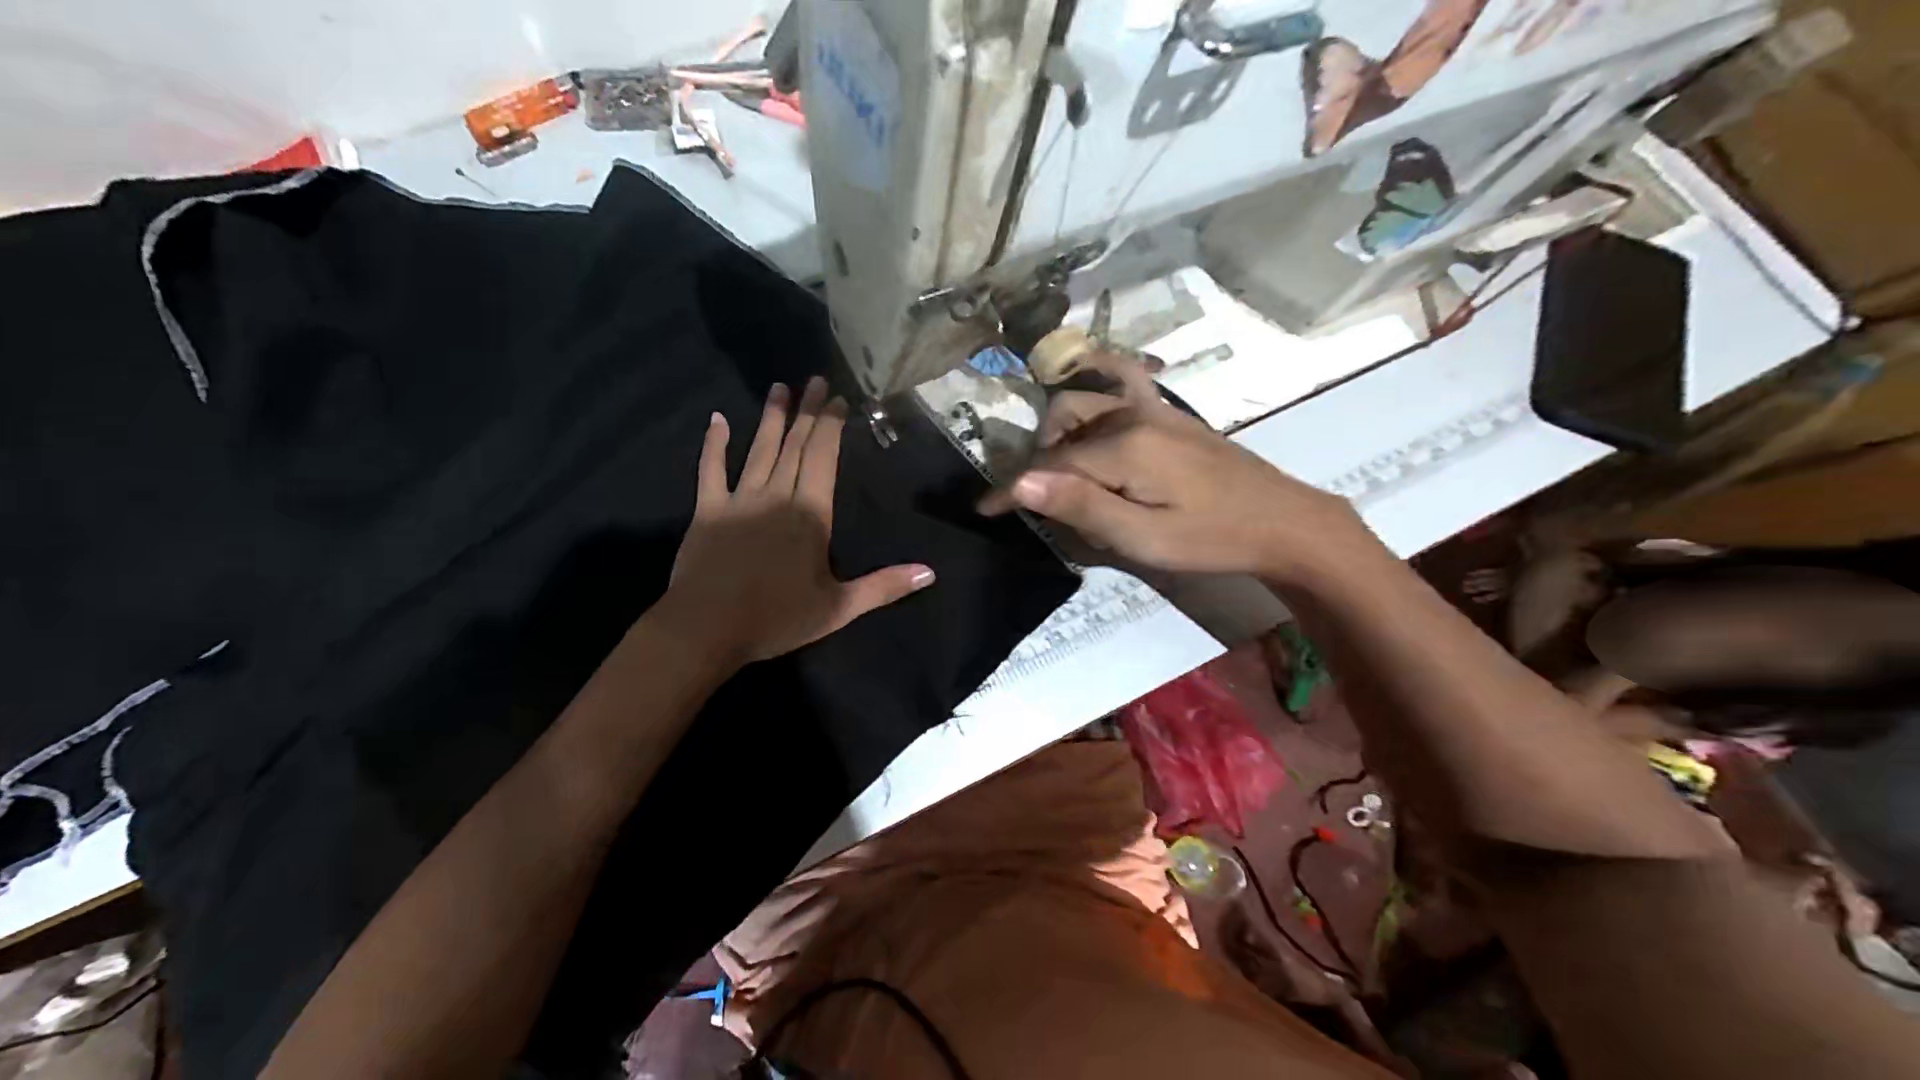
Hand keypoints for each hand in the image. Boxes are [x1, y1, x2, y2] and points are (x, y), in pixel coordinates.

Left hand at [658, 377, 934, 665]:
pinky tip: (718, 419)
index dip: (831, 426)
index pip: (824, 458)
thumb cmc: (777, 619)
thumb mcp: (839, 608)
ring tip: (779, 387)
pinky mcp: (707, 511)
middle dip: (808, 412)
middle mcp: (777, 496)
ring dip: (771, 418)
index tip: (839, 399)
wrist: (706, 630)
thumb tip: (931, 573)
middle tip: (815, 379)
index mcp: (810, 514)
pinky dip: (714, 444)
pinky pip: (710, 470)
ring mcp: (739, 500)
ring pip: (758, 450)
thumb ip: (884, 587)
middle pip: (796, 445)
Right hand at [978, 353, 1382, 586]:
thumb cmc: (1210, 539)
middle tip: (1040, 504)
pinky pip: (1121, 382)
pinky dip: (1095, 379)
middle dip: (1038, 464)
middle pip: (1061, 430)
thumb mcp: (1142, 537)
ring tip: (1063, 473)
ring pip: (1084, 405)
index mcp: (1124, 448)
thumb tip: (1021, 483)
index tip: (984, 510)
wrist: (1281, 522)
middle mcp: (1132, 416)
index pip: (1051, 467)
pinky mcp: (1169, 414)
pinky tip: (1087, 379)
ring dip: (1059, 434)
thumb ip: (1081, 507)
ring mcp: (1154, 409)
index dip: (1012, 490)